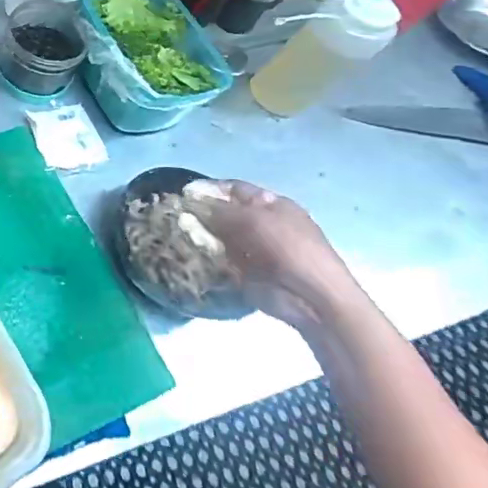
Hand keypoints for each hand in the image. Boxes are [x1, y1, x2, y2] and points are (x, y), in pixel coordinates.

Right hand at [191, 180, 359, 328]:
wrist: (312, 298)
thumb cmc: (288, 248)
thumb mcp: (253, 219)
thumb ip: (218, 208)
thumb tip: (190, 200)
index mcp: (271, 204)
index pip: (233, 189)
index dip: (208, 188)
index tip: (183, 194)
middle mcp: (261, 223)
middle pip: (222, 212)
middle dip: (199, 213)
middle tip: (175, 215)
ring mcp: (253, 248)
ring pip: (217, 235)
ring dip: (199, 235)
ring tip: (178, 234)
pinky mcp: (244, 271)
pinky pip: (218, 258)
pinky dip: (204, 256)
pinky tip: (190, 253)